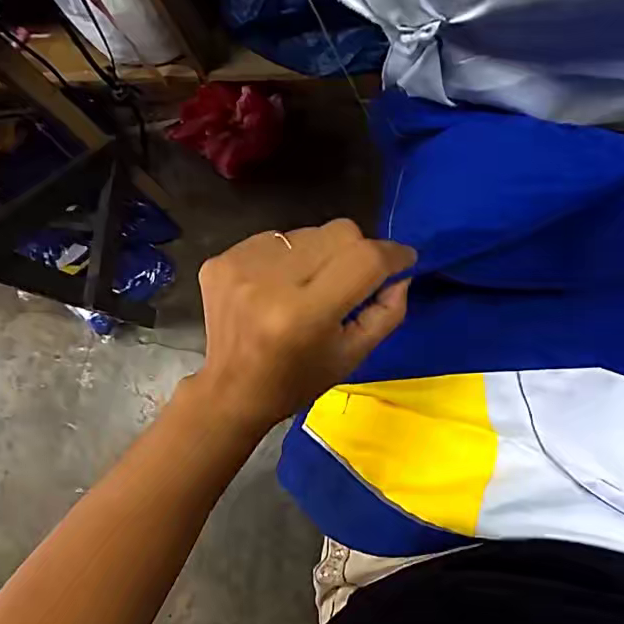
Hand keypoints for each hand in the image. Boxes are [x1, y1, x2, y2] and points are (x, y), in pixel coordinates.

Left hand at [187, 220, 415, 429]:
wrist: (231, 391)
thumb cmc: (298, 380)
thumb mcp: (353, 355)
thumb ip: (387, 311)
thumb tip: (401, 270)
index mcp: (303, 314)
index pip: (364, 259)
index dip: (392, 255)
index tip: (403, 261)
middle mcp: (269, 282)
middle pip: (339, 233)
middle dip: (357, 252)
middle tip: (352, 281)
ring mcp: (240, 266)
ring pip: (308, 231)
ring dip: (319, 254)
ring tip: (307, 288)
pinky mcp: (220, 260)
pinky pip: (275, 238)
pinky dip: (287, 257)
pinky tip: (277, 288)